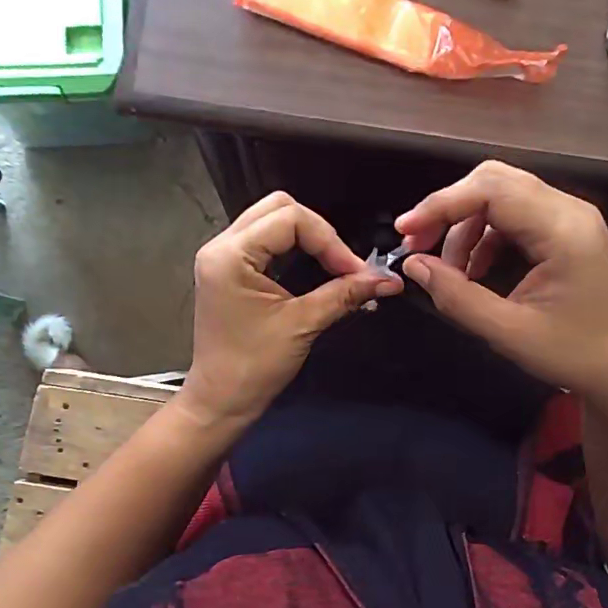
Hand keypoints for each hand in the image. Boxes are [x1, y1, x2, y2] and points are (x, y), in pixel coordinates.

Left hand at [181, 192, 401, 424]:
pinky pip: (264, 239)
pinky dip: (291, 246)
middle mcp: (220, 246)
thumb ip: (344, 294)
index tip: (354, 271)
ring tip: (332, 264)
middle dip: (318, 231)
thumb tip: (386, 279)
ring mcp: (221, 256)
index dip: (329, 241)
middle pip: (279, 208)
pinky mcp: (228, 269)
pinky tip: (311, 266)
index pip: (290, 219)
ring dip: (305, 237)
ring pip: (271, 219)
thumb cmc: (254, 366)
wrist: (221, 400)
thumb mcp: (302, 325)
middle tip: (342, 263)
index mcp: (230, 255)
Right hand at [394, 162, 607, 404]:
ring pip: (501, 195)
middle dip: (449, 209)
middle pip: (494, 181)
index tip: (404, 231)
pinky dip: (483, 234)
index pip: (491, 190)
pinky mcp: (566, 230)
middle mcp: (569, 210)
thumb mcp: (507, 332)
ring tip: (445, 268)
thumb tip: (412, 265)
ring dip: (464, 224)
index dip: (441, 204)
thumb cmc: (573, 354)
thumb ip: (456, 295)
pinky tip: (472, 270)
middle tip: (417, 245)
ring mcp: (570, 217)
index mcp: (562, 229)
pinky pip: (513, 214)